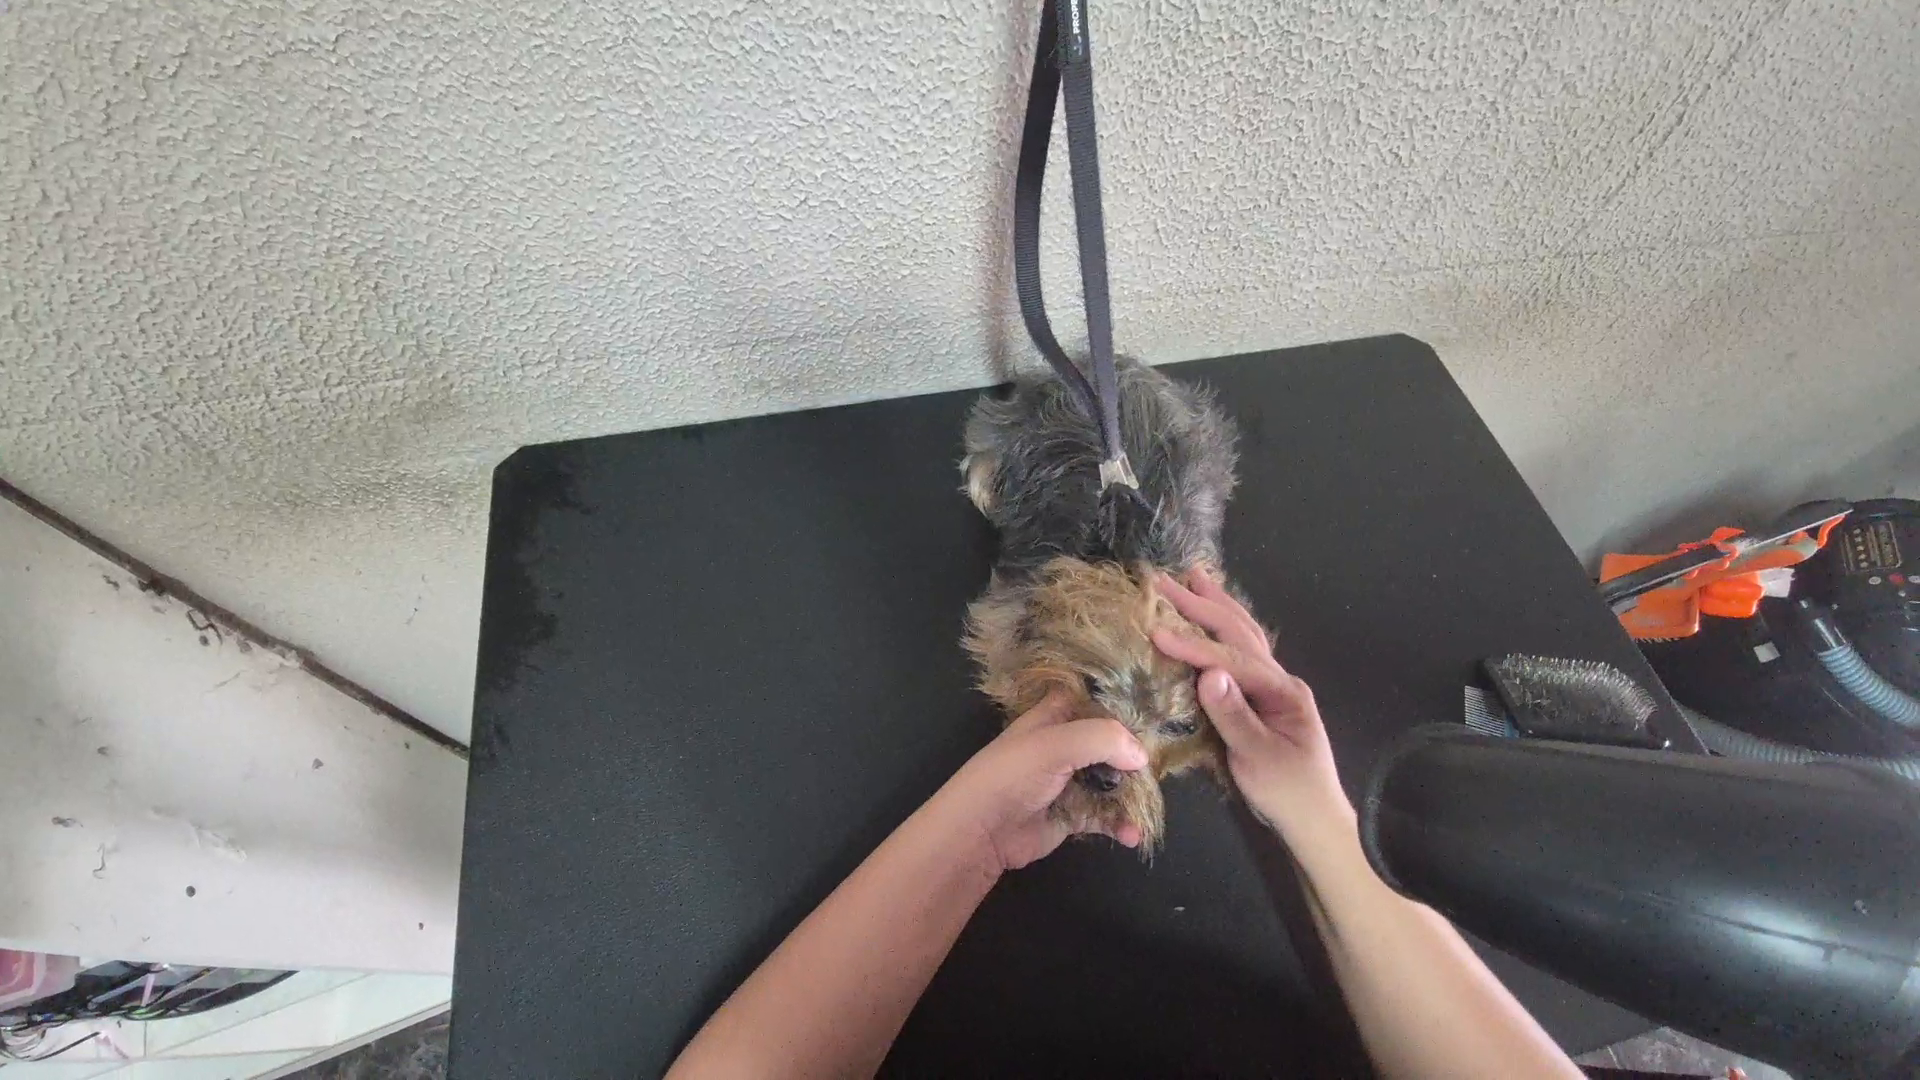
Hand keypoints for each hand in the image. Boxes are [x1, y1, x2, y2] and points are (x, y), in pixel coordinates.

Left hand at [928, 691, 1148, 874]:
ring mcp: (1072, 777)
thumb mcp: (1054, 744)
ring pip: (1115, 779)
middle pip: (1115, 742)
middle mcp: (1068, 740)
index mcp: (1058, 712)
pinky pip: (1107, 814)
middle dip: (1138, 757)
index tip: (1163, 715)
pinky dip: (1120, 823)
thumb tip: (1142, 755)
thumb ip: (1101, 739)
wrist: (981, 829)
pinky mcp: (1074, 812)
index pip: (1101, 699)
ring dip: (1133, 795)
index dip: (1130, 705)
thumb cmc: (1012, 774)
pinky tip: (1130, 835)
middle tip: (1161, 770)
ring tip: (1146, 810)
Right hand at [1151, 569, 1351, 842]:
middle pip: (1238, 631)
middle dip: (1201, 603)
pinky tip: (1210, 615)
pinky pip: (1238, 649)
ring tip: (1192, 577)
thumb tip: (1209, 673)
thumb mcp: (1259, 759)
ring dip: (1215, 604)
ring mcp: (1272, 684)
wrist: (1315, 820)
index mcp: (1282, 691)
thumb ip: (1234, 716)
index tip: (1157, 634)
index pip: (1232, 660)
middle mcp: (1279, 679)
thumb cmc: (1288, 792)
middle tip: (1164, 580)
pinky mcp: (1261, 694)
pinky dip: (1221, 625)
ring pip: (1242, 633)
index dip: (1195, 646)